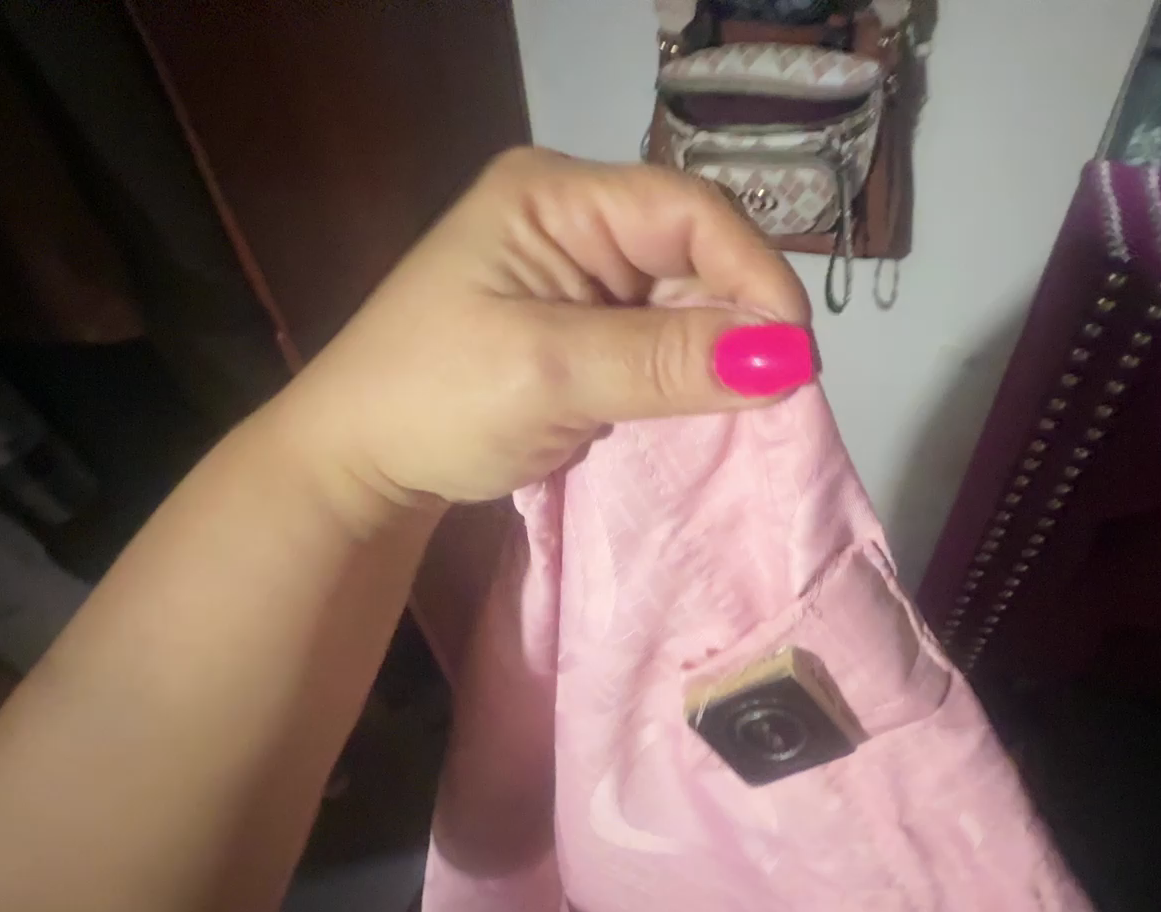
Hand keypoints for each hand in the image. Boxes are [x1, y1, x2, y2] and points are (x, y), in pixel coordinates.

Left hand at [261, 148, 815, 524]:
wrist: (366, 463)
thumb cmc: (433, 401)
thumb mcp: (550, 374)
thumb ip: (666, 362)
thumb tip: (786, 361)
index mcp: (556, 198)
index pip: (687, 211)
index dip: (753, 273)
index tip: (794, 353)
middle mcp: (579, 224)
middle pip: (697, 253)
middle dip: (742, 316)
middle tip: (783, 387)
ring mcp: (587, 280)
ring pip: (689, 301)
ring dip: (723, 348)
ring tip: (753, 399)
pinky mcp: (592, 332)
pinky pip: (667, 342)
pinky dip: (695, 373)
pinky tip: (713, 400)